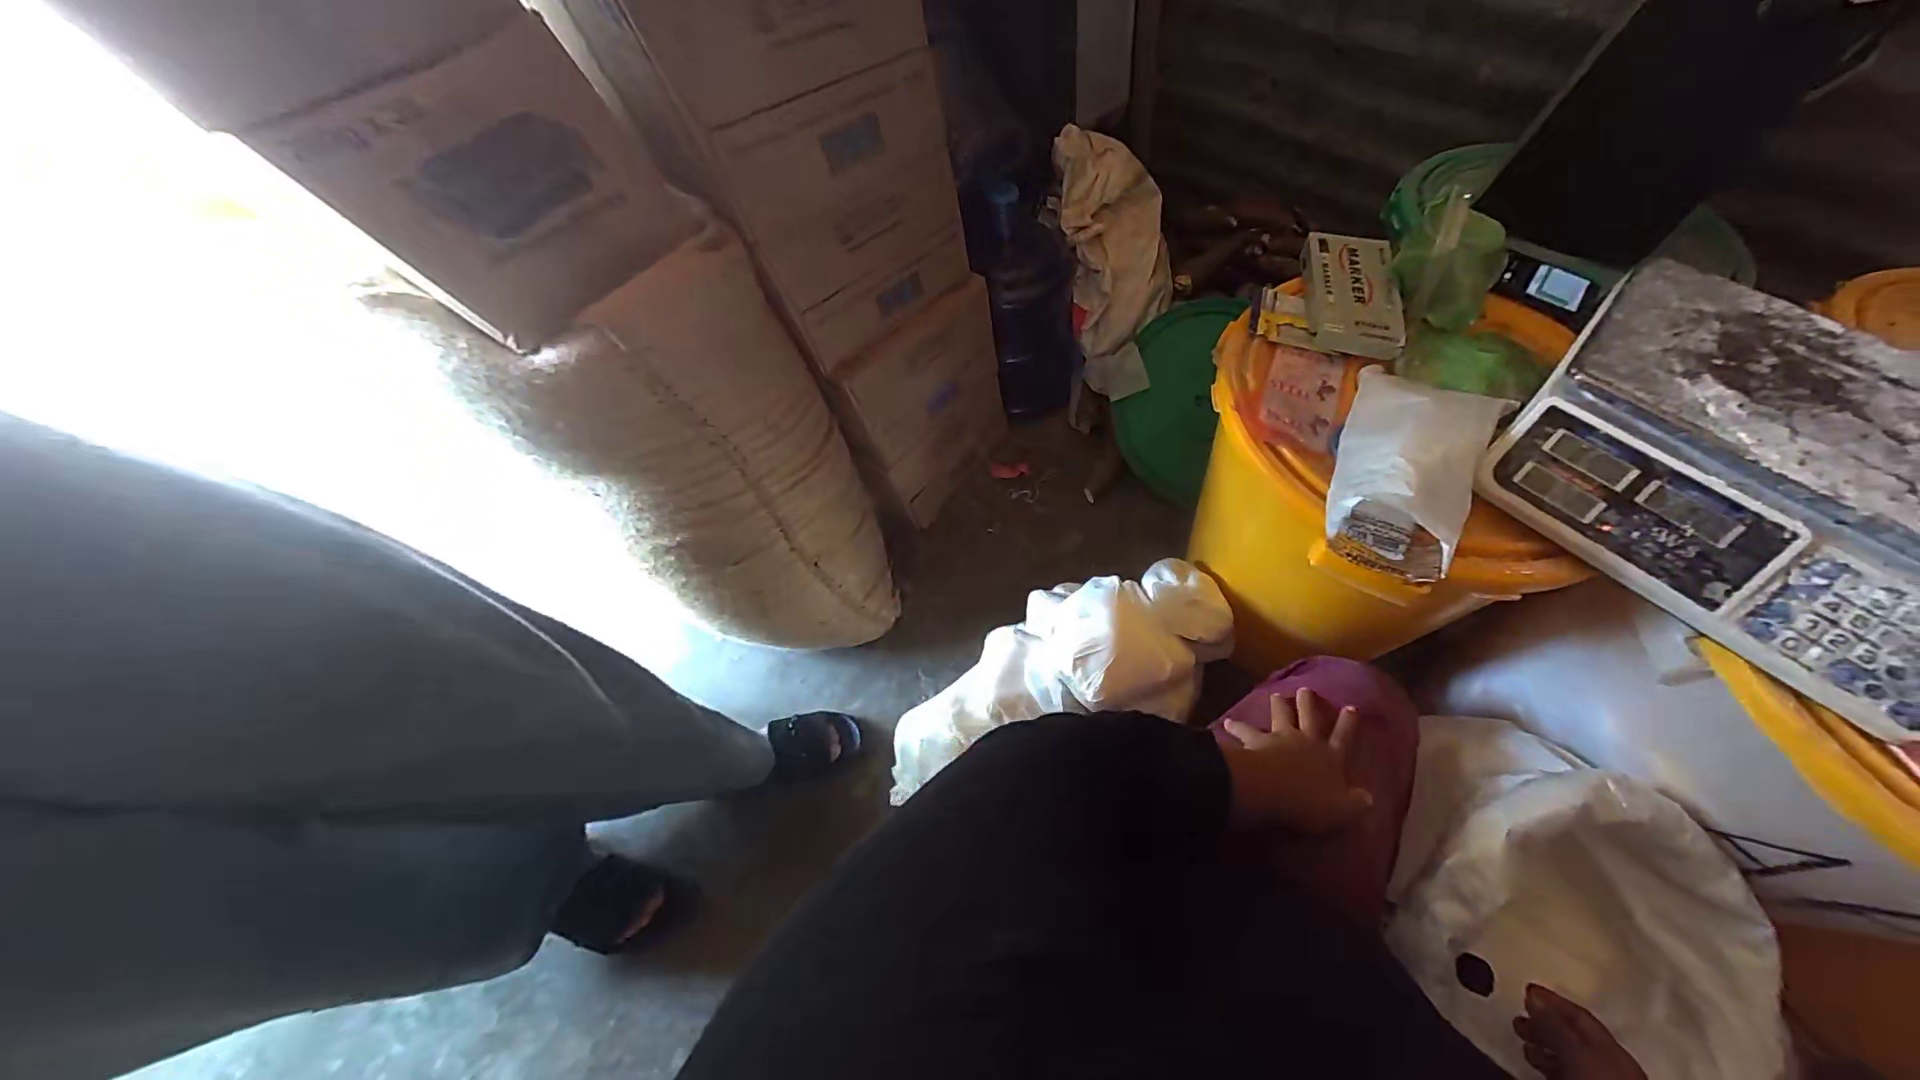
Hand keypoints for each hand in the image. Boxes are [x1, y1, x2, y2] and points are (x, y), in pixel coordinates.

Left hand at [1219, 688, 1373, 832]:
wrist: (1277, 790)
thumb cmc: (1313, 803)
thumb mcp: (1344, 809)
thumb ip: (1356, 802)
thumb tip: (1368, 797)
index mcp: (1331, 757)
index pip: (1343, 738)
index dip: (1348, 724)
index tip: (1351, 707)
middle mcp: (1306, 742)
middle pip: (1309, 717)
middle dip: (1308, 703)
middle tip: (1305, 689)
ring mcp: (1280, 738)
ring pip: (1280, 716)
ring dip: (1278, 705)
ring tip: (1275, 695)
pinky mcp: (1256, 741)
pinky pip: (1244, 731)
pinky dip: (1235, 727)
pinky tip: (1226, 722)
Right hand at [1514, 985, 1647, 1079]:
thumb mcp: (1575, 1053)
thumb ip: (1555, 1024)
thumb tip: (1534, 997)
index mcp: (1612, 1051)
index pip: (1580, 1017)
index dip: (1553, 1000)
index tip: (1526, 989)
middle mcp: (1610, 1067)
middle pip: (1574, 1036)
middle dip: (1544, 1023)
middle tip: (1518, 1016)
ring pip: (1568, 1058)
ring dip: (1543, 1046)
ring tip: (1523, 1044)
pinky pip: (1562, 1074)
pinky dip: (1547, 1066)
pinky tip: (1535, 1069)